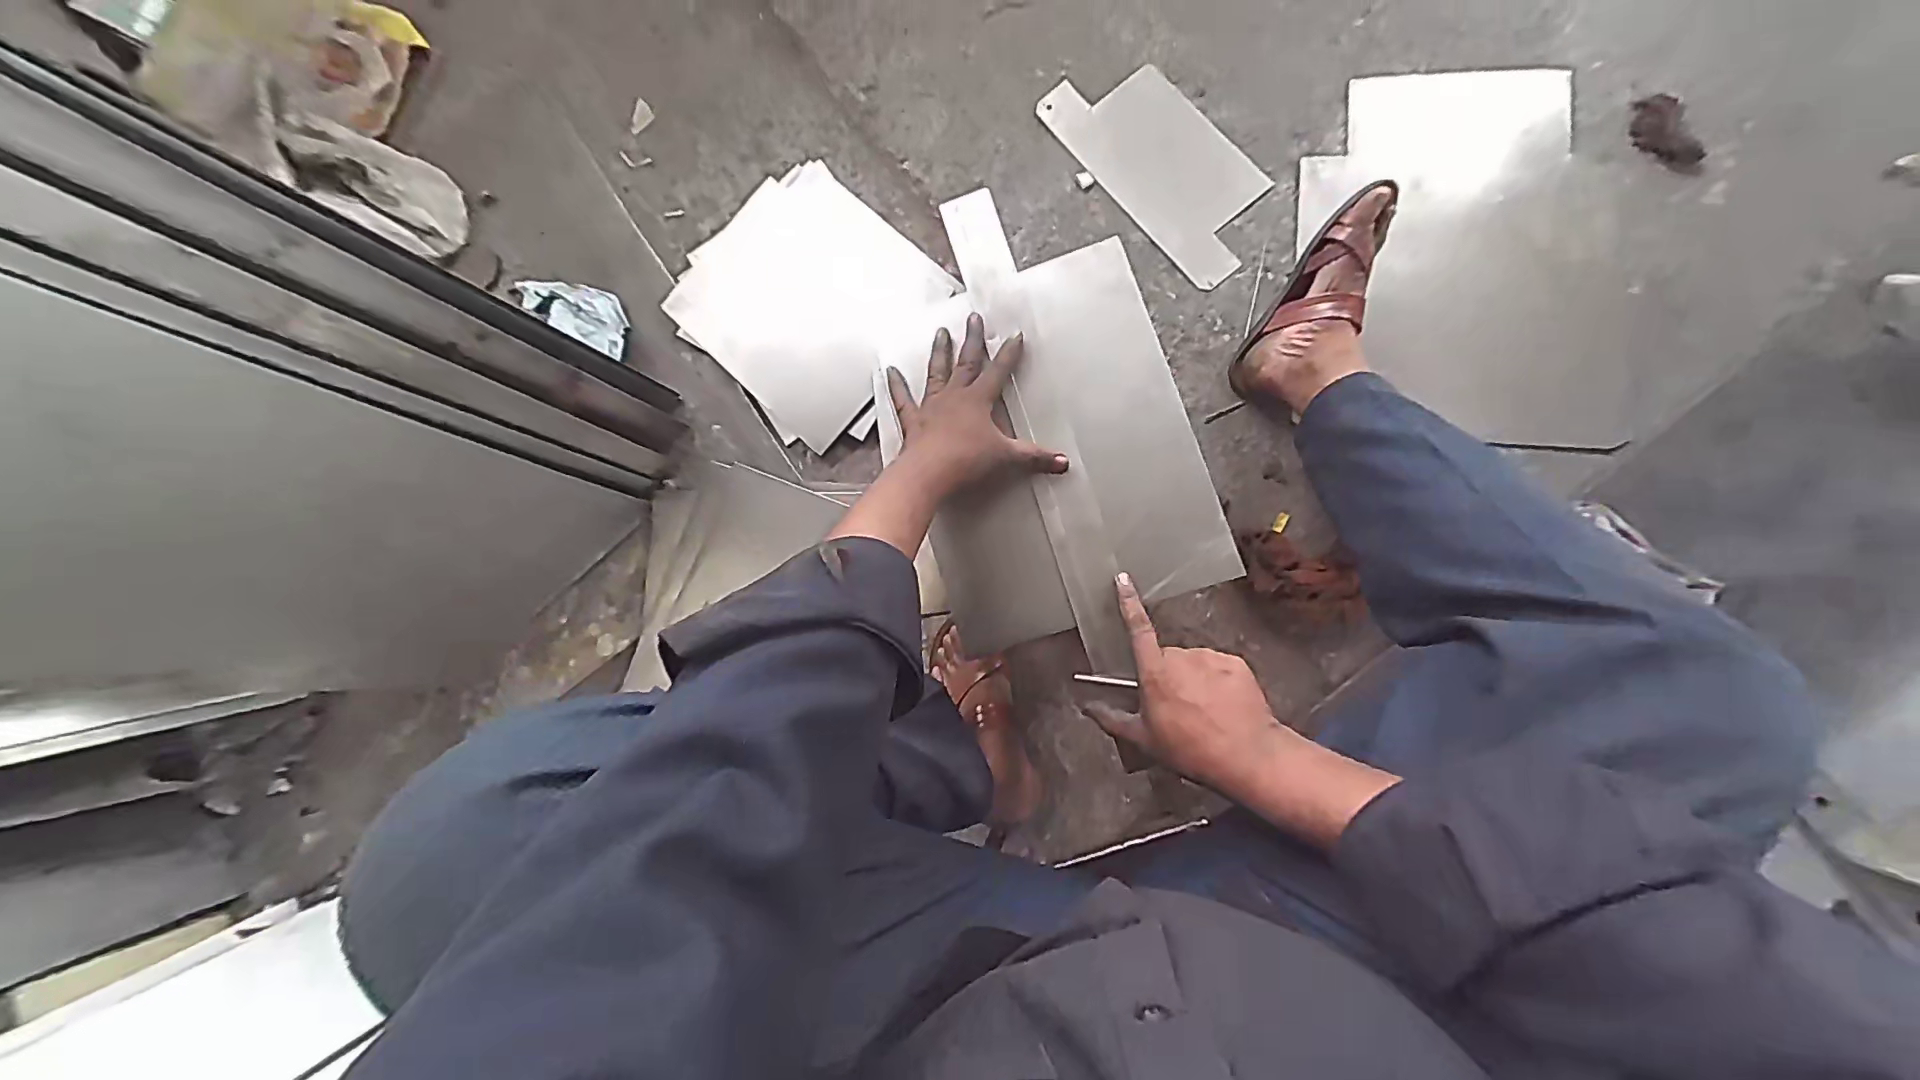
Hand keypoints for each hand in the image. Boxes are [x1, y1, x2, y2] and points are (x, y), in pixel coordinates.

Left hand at [886, 313, 1067, 498]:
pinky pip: (903, 399)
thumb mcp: (1006, 458)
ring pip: (936, 373)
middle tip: (974, 319)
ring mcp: (931, 407)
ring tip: (941, 334)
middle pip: (966, 363)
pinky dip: (896, 386)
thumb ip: (1034, 457)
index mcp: (978, 401)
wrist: (928, 473)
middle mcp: (954, 397)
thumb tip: (1062, 462)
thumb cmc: (965, 461)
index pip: (998, 371)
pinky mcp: (913, 421)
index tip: (1014, 336)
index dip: (1009, 354)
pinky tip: (890, 372)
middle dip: (972, 340)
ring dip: (940, 353)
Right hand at [1086, 573, 1401, 849]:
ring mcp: (1211, 658)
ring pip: (1194, 662)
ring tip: (1202, 711)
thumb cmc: (1192, 749)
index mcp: (1155, 672)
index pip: (1137, 629)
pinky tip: (1221, 705)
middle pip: (1167, 657)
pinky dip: (1218, 682)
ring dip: (1194, 679)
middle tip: (1175, 706)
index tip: (1123, 580)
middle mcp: (1182, 658)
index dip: (1128, 602)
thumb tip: (1089, 708)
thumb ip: (1112, 718)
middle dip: (1168, 674)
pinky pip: (1219, 666)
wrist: (1247, 756)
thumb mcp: (1144, 739)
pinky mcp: (1236, 663)